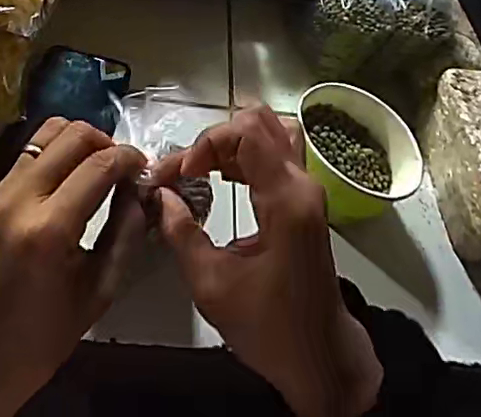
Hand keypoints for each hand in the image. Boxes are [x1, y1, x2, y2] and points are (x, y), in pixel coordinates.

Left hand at [0, 118, 147, 416]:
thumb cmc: (37, 340)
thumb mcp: (97, 293)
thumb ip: (125, 234)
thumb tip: (140, 191)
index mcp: (47, 230)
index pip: (100, 164)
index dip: (131, 159)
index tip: (146, 171)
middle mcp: (19, 199)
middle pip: (75, 134)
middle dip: (109, 143)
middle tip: (125, 170)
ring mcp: (1, 192)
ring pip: (50, 130)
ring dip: (83, 141)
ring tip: (99, 170)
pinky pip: (33, 149)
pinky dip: (60, 150)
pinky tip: (74, 178)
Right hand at [151, 107, 381, 416]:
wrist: (321, 356)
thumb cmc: (269, 328)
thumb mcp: (212, 285)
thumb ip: (182, 233)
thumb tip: (160, 195)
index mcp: (286, 200)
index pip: (247, 132)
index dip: (207, 142)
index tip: (182, 174)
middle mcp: (302, 183)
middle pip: (259, 123)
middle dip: (215, 138)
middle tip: (187, 171)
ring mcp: (307, 188)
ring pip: (269, 132)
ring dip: (231, 143)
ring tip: (199, 171)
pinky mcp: (304, 198)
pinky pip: (275, 153)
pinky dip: (244, 154)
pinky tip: (220, 176)